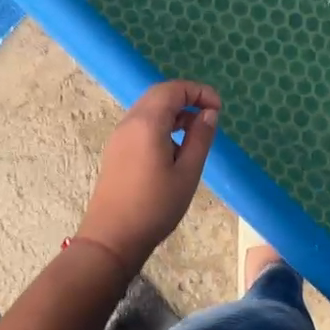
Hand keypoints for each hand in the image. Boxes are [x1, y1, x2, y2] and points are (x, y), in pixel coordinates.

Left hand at [75, 79, 221, 269]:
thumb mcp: (187, 173)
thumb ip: (200, 138)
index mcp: (147, 122)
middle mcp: (130, 122)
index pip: (173, 89)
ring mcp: (119, 136)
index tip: (218, 108)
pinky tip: (174, 147)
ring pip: (149, 108)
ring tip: (195, 132)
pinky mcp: (116, 150)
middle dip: (186, 97)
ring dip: (173, 111)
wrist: (111, 240)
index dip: (198, 91)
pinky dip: (160, 123)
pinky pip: (140, 123)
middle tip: (208, 115)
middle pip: (159, 94)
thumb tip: (209, 113)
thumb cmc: (154, 207)